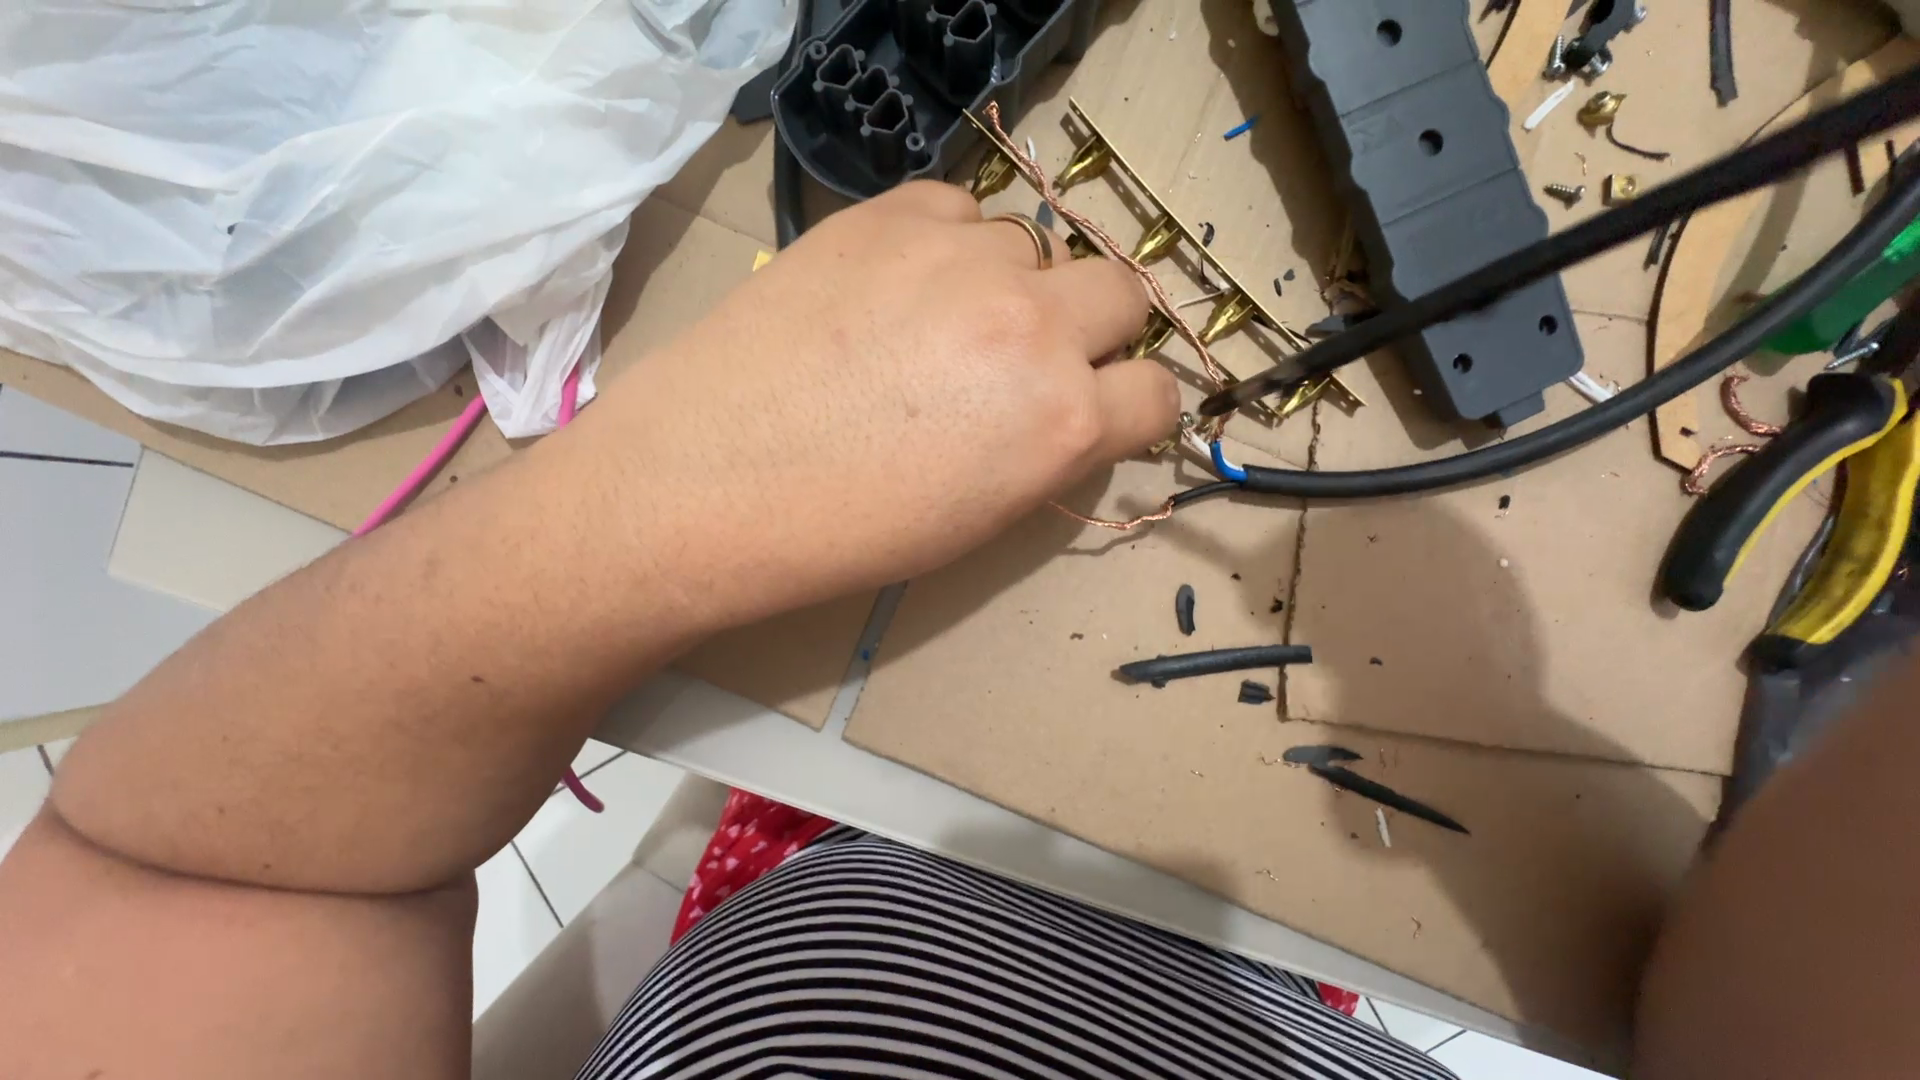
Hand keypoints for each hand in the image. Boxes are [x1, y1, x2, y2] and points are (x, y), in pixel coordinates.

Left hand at [584, 181, 1174, 625]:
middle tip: (1037, 356)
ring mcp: (961, 259)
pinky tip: (900, 287)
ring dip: (1012, 285)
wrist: (707, 483)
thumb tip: (1069, 411)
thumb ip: (1044, 454)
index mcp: (1061, 423)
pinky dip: (949, 245)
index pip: (1159, 393)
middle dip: (1096, 330)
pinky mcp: (888, 218)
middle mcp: (1031, 326)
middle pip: (1123, 294)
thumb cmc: (844, 533)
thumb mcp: (977, 518)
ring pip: (1034, 247)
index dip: (1135, 406)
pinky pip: (961, 209)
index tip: (1107, 410)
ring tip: (942, 324)